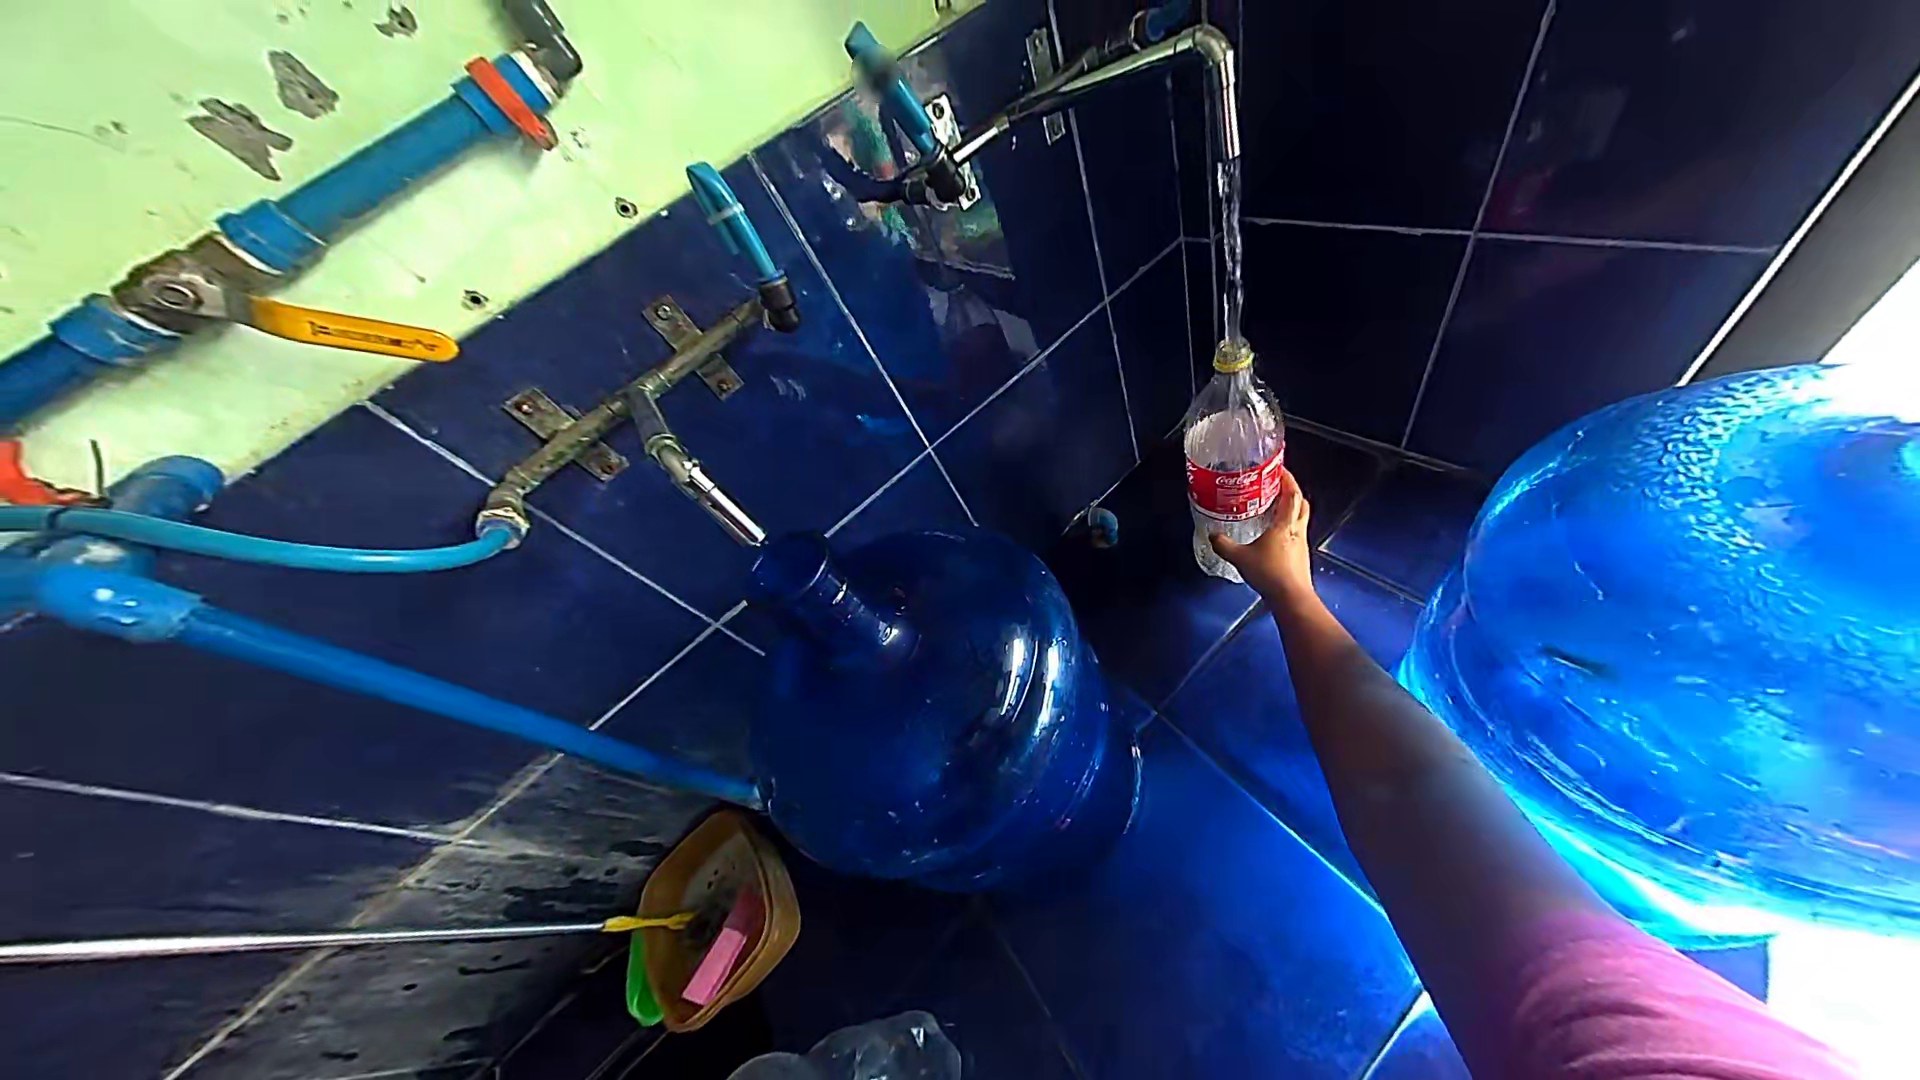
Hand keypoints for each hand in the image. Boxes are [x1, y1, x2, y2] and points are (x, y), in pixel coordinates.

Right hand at [1210, 470, 1314, 607]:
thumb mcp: (1240, 558)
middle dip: (1292, 491)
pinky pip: (1295, 531)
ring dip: (1291, 508)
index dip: (1287, 479)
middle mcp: (1297, 529)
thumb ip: (1224, 545)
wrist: (1291, 597)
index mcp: (1284, 524)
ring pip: (1300, 517)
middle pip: (1301, 503)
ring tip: (1273, 505)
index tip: (1279, 469)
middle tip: (1277, 485)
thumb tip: (1212, 535)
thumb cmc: (1269, 572)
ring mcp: (1301, 543)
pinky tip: (1273, 532)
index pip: (1291, 494)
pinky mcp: (1300, 555)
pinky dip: (1287, 525)